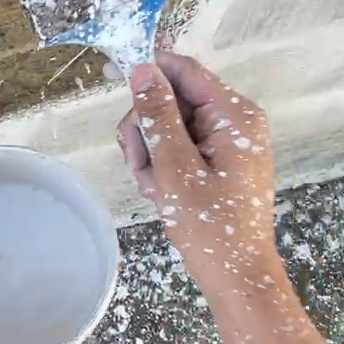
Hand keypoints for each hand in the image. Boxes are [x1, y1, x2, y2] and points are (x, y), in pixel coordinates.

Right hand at [116, 47, 279, 281]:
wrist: (236, 275)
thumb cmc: (210, 226)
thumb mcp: (175, 168)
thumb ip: (158, 116)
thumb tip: (143, 70)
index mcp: (233, 116)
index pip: (184, 71)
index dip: (146, 68)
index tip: (108, 71)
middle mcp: (234, 121)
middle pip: (171, 101)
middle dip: (145, 130)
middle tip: (137, 166)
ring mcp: (226, 142)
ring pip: (168, 127)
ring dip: (150, 155)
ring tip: (155, 189)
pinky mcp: (218, 161)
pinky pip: (178, 148)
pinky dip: (162, 167)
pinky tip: (163, 194)